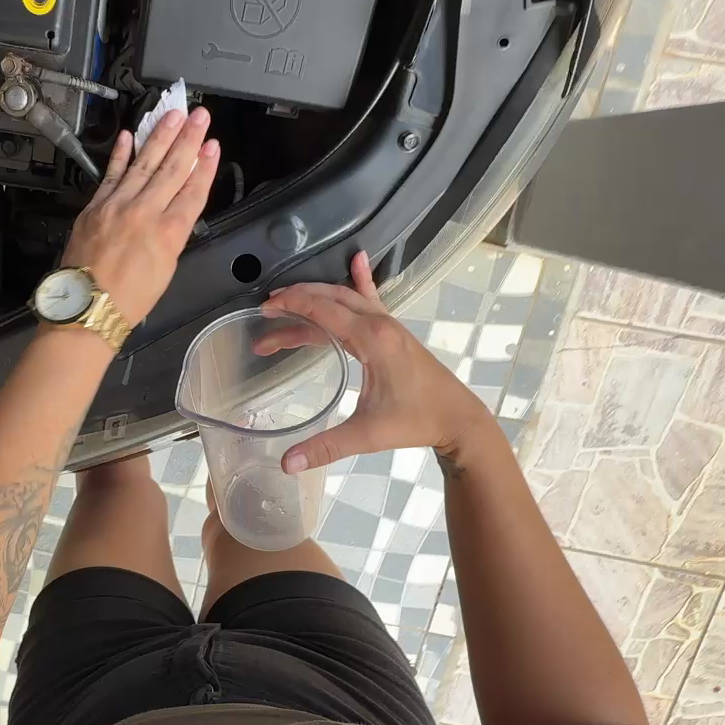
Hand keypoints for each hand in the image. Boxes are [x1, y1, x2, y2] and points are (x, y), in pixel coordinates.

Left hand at [60, 107, 219, 322]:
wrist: (87, 307)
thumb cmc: (129, 298)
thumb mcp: (166, 268)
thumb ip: (173, 232)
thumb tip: (177, 207)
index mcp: (168, 232)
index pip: (193, 190)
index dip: (205, 166)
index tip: (213, 144)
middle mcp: (144, 212)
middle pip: (171, 168)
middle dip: (188, 138)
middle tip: (199, 114)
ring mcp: (117, 205)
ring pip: (143, 163)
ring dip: (159, 136)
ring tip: (172, 115)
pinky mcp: (95, 206)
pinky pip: (111, 174)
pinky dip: (121, 154)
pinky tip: (129, 136)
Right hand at [260, 252, 498, 471]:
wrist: (459, 418)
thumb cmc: (415, 422)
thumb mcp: (367, 435)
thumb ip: (325, 447)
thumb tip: (285, 464)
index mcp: (372, 340)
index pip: (323, 310)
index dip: (291, 306)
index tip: (265, 310)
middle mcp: (379, 324)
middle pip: (330, 297)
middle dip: (296, 299)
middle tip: (266, 309)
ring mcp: (389, 323)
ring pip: (345, 296)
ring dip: (315, 296)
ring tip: (286, 301)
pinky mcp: (393, 330)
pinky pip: (370, 298)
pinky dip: (359, 279)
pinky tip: (357, 259)